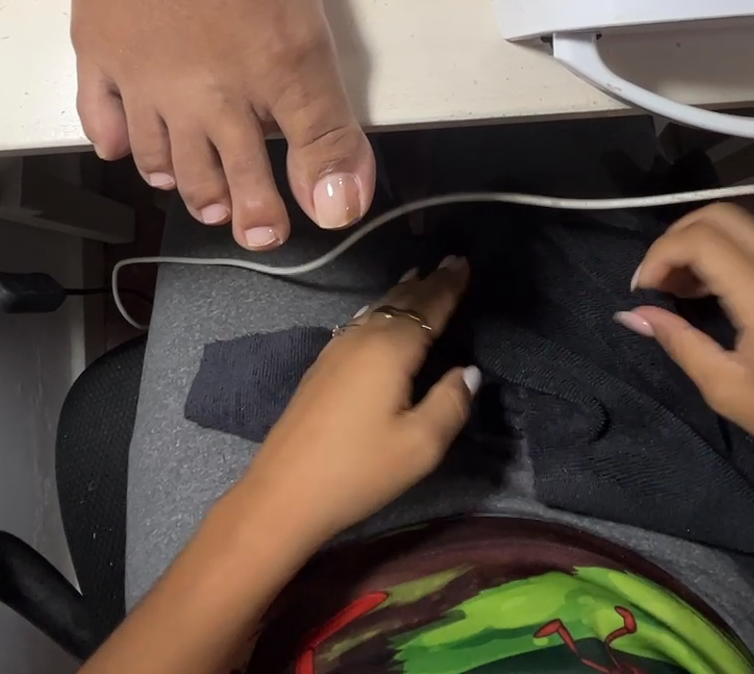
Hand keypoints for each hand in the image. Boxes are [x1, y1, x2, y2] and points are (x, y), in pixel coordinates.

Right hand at [67, 0, 375, 250]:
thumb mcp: (306, 46)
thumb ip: (324, 132)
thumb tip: (337, 209)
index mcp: (234, 101)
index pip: (251, 178)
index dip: (263, 211)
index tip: (272, 232)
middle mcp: (177, 94)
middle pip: (198, 166)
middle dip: (220, 198)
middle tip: (228, 217)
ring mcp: (130, 63)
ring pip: (150, 141)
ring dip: (170, 171)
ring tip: (182, 189)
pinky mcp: (95, 26)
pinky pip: (96, 100)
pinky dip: (109, 131)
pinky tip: (116, 145)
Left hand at [230, 257, 480, 550]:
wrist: (284, 490)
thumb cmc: (358, 470)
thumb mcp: (420, 447)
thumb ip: (451, 403)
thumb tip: (469, 370)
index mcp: (391, 349)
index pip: (428, 307)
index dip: (449, 286)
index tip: (464, 263)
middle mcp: (363, 338)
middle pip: (401, 301)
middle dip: (428, 282)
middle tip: (450, 262)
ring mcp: (338, 348)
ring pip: (378, 308)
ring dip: (403, 292)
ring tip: (419, 276)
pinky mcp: (323, 364)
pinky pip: (361, 320)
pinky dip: (380, 308)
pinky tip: (378, 311)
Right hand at [617, 205, 753, 498]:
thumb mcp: (728, 390)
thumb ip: (678, 341)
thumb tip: (631, 313)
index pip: (700, 239)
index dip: (659, 255)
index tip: (642, 293)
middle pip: (720, 214)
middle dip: (676, 237)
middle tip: (657, 281)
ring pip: (741, 224)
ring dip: (700, 243)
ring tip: (678, 289)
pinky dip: (724, 254)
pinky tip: (711, 293)